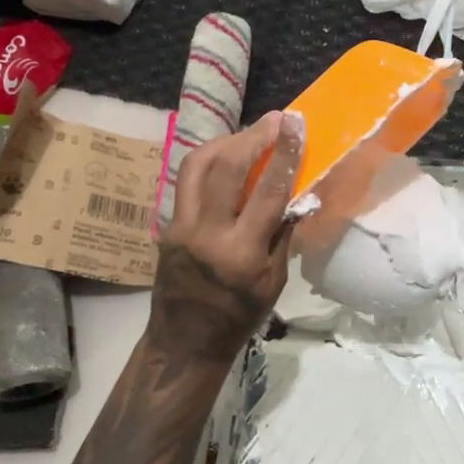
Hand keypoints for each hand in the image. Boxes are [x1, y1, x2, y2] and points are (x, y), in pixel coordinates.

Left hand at [151, 111, 302, 361]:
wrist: (184, 343)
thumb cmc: (238, 317)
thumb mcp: (274, 282)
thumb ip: (282, 235)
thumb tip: (296, 194)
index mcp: (241, 253)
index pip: (267, 191)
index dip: (283, 153)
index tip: (295, 123)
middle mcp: (207, 233)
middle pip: (226, 167)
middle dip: (253, 136)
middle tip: (274, 120)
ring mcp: (181, 226)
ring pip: (197, 165)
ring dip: (225, 142)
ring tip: (247, 135)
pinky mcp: (167, 226)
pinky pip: (187, 182)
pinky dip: (208, 163)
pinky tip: (225, 161)